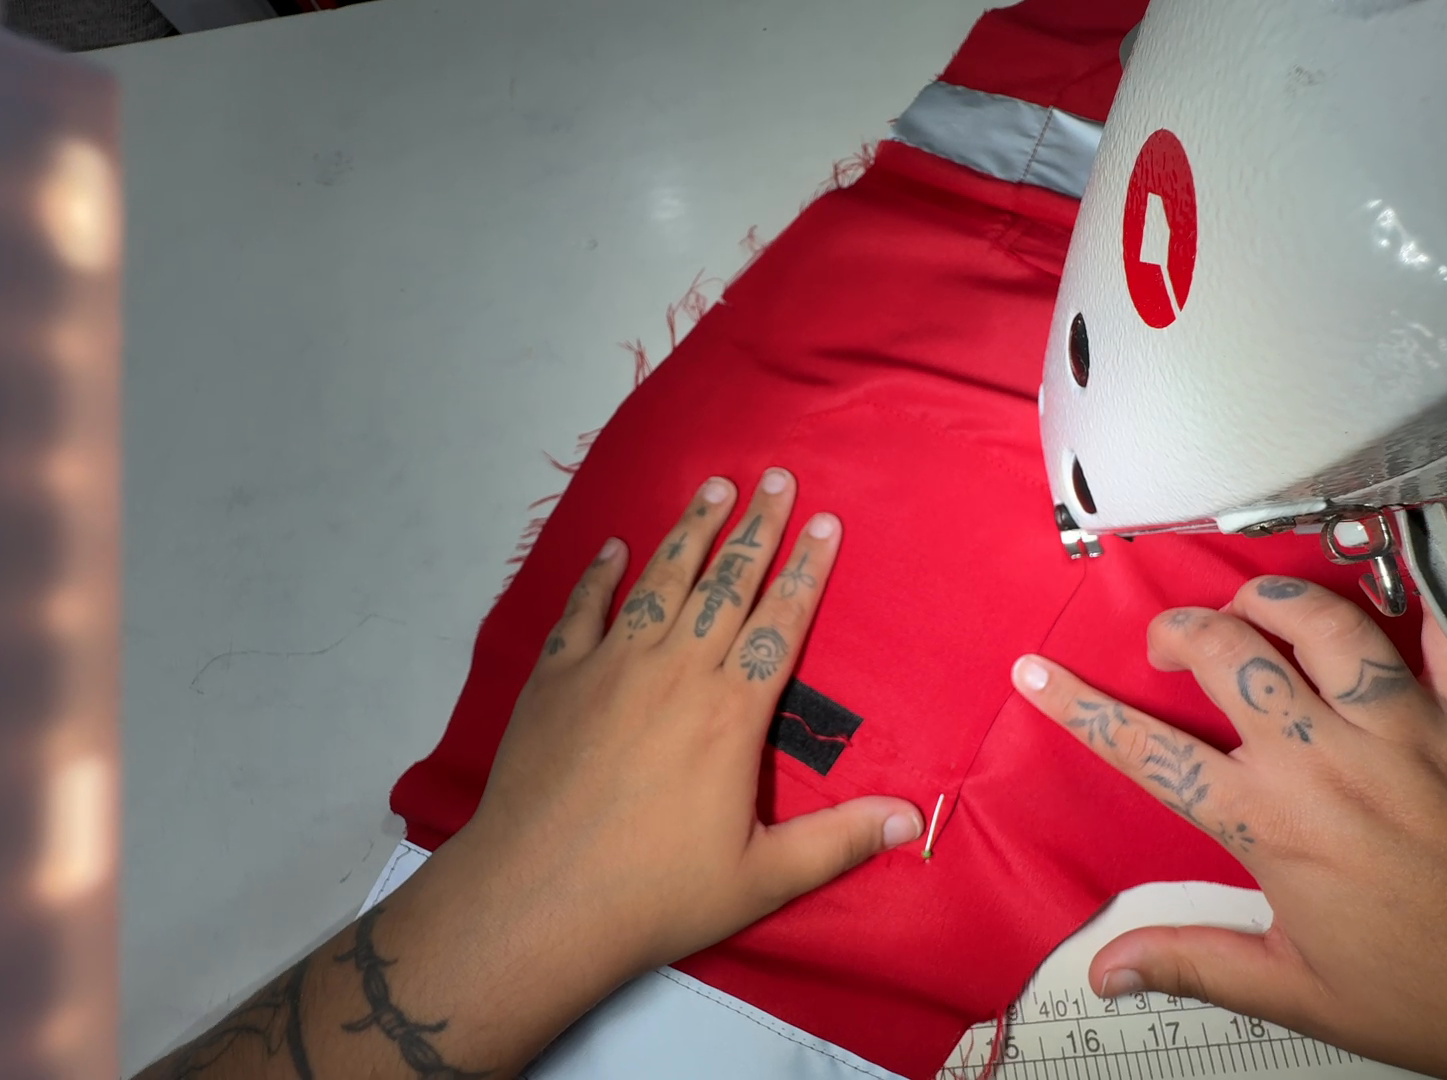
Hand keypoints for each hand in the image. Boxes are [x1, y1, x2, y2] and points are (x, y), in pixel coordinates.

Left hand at [381, 469, 922, 1070]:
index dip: (807, 569)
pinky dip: (599, 575)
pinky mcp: (556, 677)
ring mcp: (611, 666)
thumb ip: (839, 840)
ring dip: (690, 530)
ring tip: (713, 486)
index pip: (781, 621)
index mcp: (731, 710)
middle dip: (757, 527)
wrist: (535, 902)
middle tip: (775, 477)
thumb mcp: (763, 876)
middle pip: (726, 583)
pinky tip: (613, 545)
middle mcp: (675, 670)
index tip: (824, 522)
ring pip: (661, 580)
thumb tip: (911, 816)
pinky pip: (581, 610)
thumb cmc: (655, 891)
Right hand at [1012, 577, 1446, 1079]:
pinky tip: (1381, 602)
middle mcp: (1327, 763)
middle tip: (1170, 646)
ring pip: (1315, 620)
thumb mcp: (1305, 994)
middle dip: (1175, 632)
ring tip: (1250, 609)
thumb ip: (1192, 964)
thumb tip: (1111, 969)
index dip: (1076, 706)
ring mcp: (1406, 732)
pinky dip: (1409, 604)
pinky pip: (1439, 633)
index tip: (1039, 674)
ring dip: (1266, 600)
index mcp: (1273, 826)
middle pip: (1220, 652)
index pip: (1143, 750)